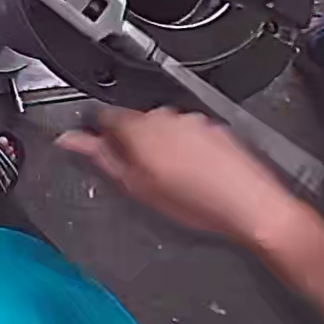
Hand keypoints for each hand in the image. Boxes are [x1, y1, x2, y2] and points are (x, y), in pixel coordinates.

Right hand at [58, 108, 321, 258]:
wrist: (254, 209)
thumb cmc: (198, 204)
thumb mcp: (136, 187)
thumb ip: (99, 157)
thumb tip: (69, 139)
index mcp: (137, 127)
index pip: (102, 115)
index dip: (97, 133)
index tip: (101, 148)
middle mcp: (162, 116)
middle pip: (133, 121)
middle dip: (132, 142)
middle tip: (140, 173)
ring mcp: (190, 119)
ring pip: (161, 127)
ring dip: (159, 144)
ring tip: (173, 177)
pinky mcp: (212, 126)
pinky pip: (187, 131)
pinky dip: (185, 146)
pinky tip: (195, 172)